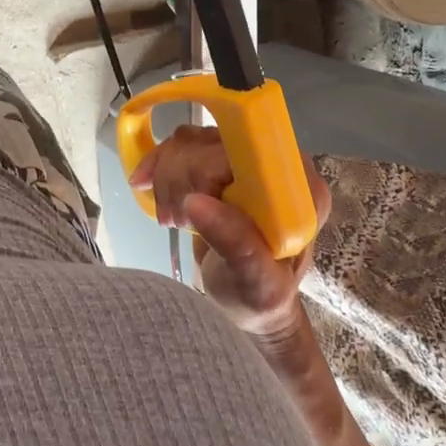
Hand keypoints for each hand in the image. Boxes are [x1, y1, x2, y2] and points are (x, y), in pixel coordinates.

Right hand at [128, 126, 332, 342]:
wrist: (245, 304)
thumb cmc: (259, 300)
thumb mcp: (257, 285)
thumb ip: (237, 245)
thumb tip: (196, 202)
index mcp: (301, 188)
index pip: (249, 149)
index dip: (210, 168)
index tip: (189, 206)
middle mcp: (276, 166)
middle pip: (214, 141)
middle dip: (181, 177)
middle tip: (174, 221)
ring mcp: (245, 162)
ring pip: (191, 140)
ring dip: (167, 175)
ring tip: (169, 217)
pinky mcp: (219, 164)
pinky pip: (181, 145)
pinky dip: (157, 163)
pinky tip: (144, 184)